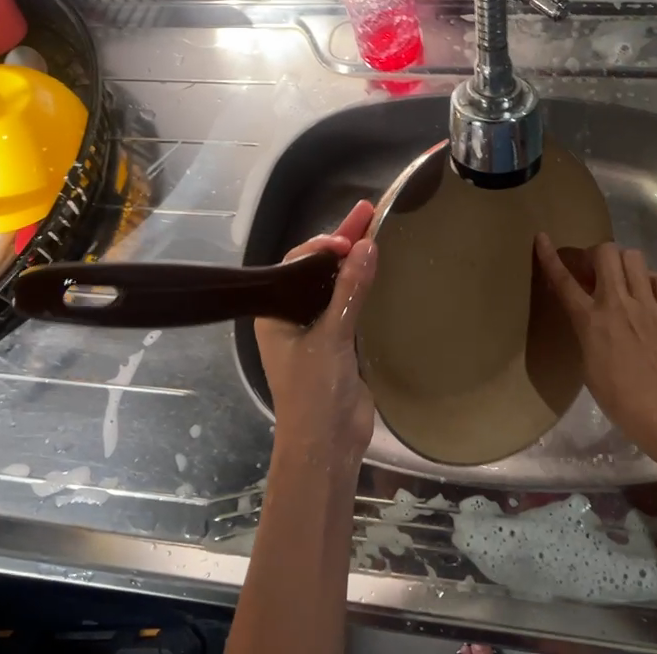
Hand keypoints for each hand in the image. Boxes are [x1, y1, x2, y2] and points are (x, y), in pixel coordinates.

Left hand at [257, 200, 377, 468]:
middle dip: (343, 243)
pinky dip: (364, 286)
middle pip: (317, 270)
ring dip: (355, 261)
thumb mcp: (332, 336)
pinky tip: (382, 270)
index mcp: (274, 313)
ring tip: (379, 229)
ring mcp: (316, 330)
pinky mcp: (339, 345)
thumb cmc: (315, 391)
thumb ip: (349, 290)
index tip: (351, 237)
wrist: (327, 445)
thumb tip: (366, 244)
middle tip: (368, 211)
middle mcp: (291, 317)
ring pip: (335, 286)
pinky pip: (350, 305)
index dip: (323, 246)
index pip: (296, 264)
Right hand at [533, 235, 656, 453]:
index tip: (542, 237)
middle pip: (605, 253)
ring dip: (623, 262)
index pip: (564, 281)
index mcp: (591, 321)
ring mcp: (648, 305)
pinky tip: (649, 295)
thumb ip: (587, 333)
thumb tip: (589, 318)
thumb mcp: (588, 365)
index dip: (550, 257)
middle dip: (594, 254)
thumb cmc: (619, 399)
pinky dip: (653, 281)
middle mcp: (618, 304)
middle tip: (593, 269)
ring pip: (634, 257)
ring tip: (622, 279)